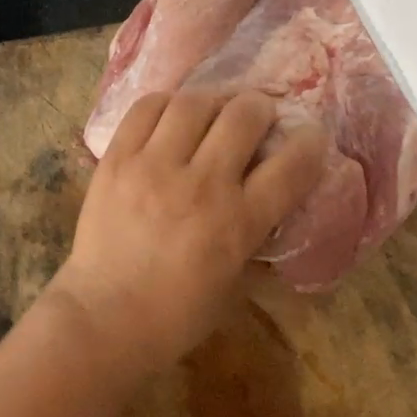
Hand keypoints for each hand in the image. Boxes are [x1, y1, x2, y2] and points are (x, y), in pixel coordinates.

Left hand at [44, 90, 325, 378]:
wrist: (105, 317)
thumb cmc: (176, 314)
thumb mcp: (234, 281)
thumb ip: (253, 234)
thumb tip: (265, 196)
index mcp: (238, 222)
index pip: (290, 166)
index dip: (309, 143)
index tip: (311, 136)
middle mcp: (201, 184)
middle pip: (243, 117)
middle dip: (260, 107)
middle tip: (258, 113)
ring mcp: (154, 166)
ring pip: (194, 103)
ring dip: (214, 99)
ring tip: (215, 108)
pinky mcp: (117, 158)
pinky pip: (145, 109)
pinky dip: (166, 103)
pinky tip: (173, 113)